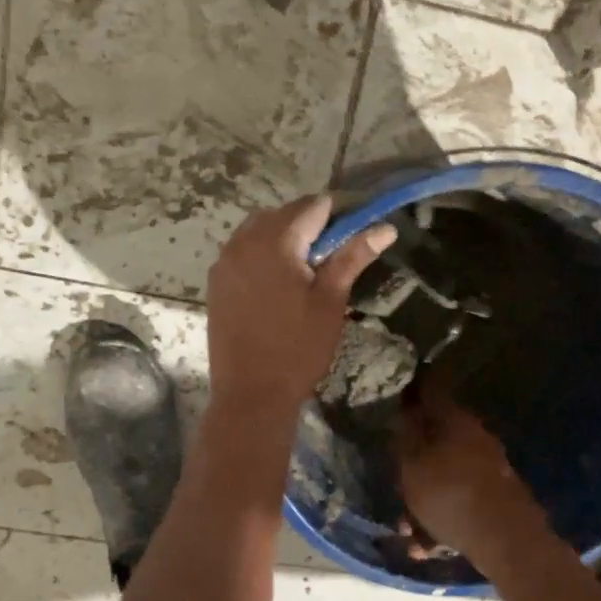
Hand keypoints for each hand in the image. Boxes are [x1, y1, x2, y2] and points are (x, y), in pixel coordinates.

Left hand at [206, 196, 394, 412]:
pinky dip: (261, 253)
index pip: (312, 207)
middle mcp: (243, 242)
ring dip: (283, 236)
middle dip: (309, 224)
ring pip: (258, 229)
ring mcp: (224, 262)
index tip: (355, 230)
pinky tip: (277, 280)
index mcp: (276, 242)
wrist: (251, 393)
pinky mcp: (215, 282)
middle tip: (334, 253)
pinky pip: (241, 251)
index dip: (338, 212)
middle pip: (282, 214)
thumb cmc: (298, 349)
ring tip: (306, 267)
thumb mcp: (331, 302)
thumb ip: (353, 257)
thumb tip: (385, 228)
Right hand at [397, 385, 555, 575]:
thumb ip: (405, 436)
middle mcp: (477, 439)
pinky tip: (423, 545)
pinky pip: (458, 503)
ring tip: (405, 527)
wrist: (505, 540)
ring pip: (446, 476)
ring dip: (423, 498)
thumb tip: (405, 410)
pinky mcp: (496, 500)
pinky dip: (440, 519)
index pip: (431, 394)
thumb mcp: (413, 464)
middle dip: (414, 461)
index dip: (413, 394)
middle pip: (438, 440)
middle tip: (394, 480)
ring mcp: (490, 471)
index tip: (397, 399)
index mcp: (457, 421)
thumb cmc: (449, 494)